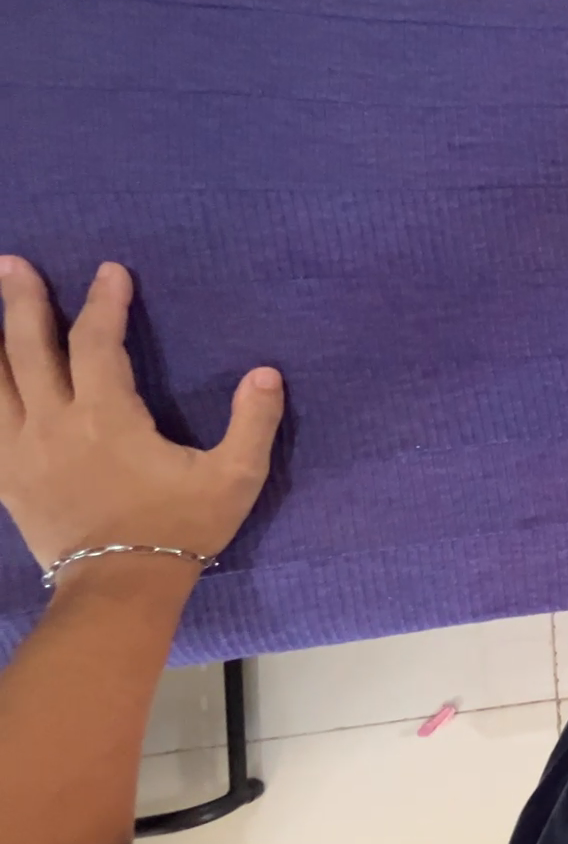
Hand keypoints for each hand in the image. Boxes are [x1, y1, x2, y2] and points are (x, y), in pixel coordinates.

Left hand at [0, 257, 283, 570]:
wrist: (124, 579)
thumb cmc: (186, 522)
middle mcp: (51, 423)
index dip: (106, 306)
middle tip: (14, 265)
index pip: (99, 347)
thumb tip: (265, 373)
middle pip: (26, 351)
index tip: (112, 271)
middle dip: (22, 304)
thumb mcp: (238, 474)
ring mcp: (15, 449)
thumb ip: (254, 421)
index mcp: (107, 419)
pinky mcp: (1, 473)